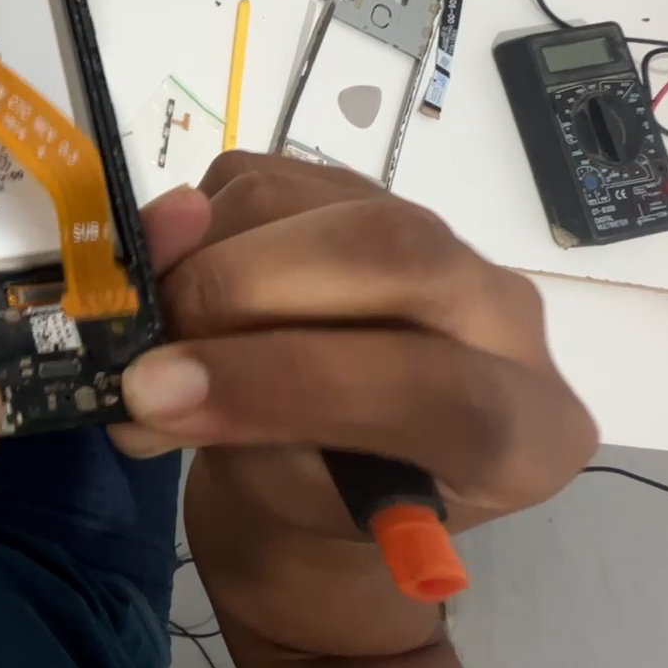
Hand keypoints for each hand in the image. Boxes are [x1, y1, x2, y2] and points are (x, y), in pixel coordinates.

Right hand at [114, 154, 596, 658]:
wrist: (323, 446)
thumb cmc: (309, 490)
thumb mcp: (270, 492)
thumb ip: (225, 429)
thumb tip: (144, 372)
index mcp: (523, 431)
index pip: (433, 392)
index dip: (279, 384)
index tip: (155, 393)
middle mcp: (498, 309)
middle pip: (385, 249)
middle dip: (238, 284)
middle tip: (155, 325)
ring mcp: (422, 228)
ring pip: (295, 197)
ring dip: (197, 251)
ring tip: (164, 313)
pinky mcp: (349, 186)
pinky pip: (251, 175)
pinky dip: (192, 224)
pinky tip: (189, 274)